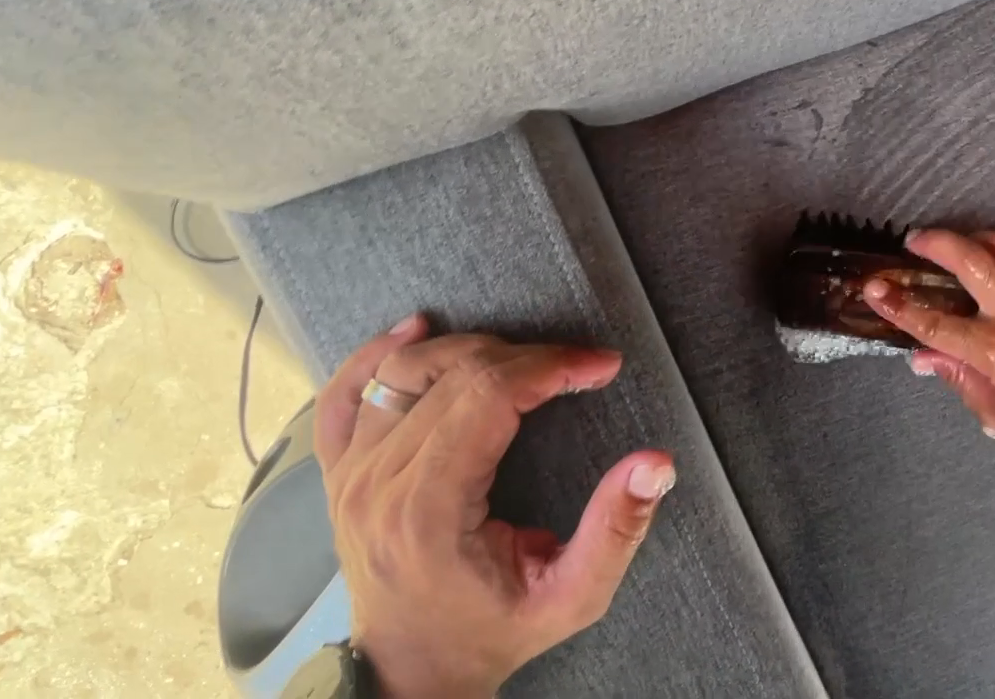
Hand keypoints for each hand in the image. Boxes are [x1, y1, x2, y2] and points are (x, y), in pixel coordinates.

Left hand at [313, 314, 675, 698]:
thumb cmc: (494, 633)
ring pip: (404, 370)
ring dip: (474, 348)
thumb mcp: (572, 598)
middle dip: (531, 356)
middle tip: (580, 367)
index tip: (601, 366)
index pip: (486, 395)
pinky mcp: (338, 473)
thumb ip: (617, 531)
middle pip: (454, 373)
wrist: (410, 674)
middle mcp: (376, 484)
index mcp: (428, 511)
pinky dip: (377, 354)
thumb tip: (657, 462)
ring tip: (526, 357)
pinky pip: (343, 394)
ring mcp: (347, 476)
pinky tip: (416, 330)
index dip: (551, 365)